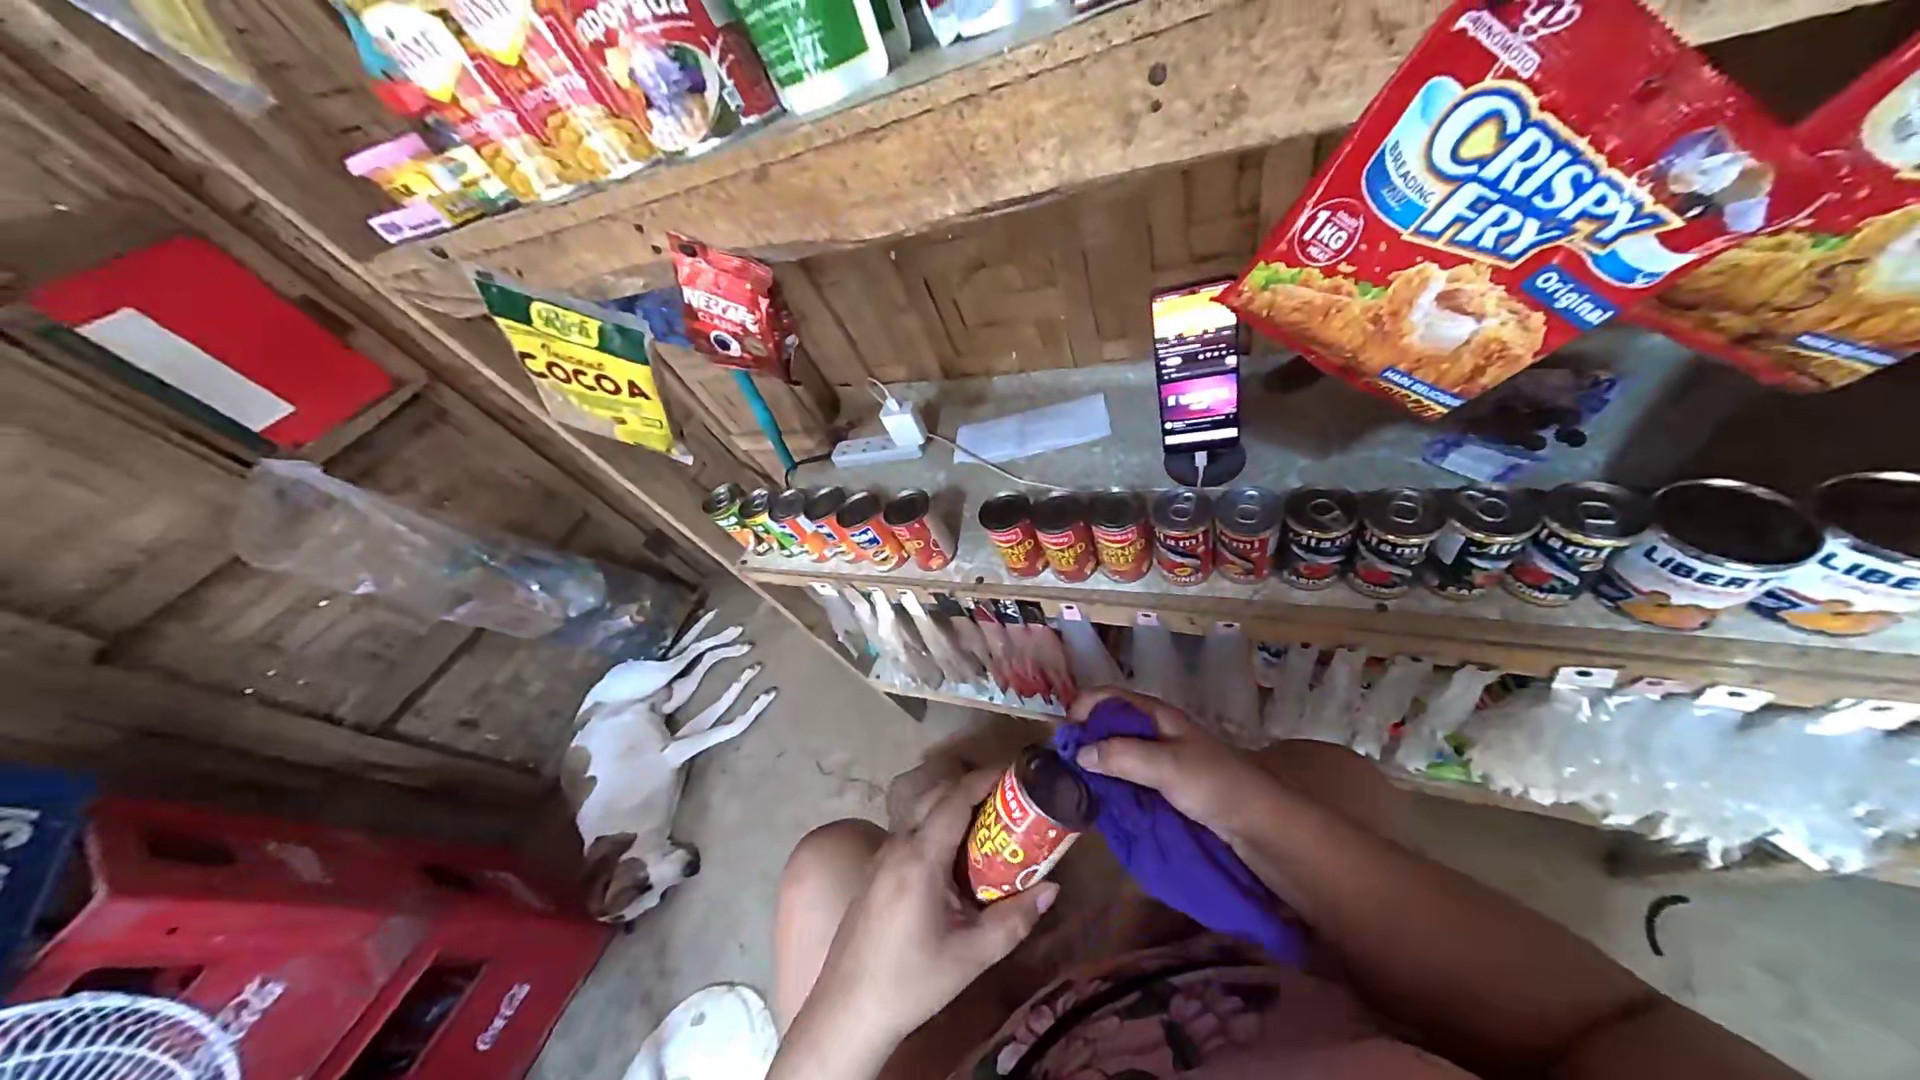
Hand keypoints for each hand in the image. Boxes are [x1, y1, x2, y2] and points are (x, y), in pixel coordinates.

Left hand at [804, 769, 1059, 1047]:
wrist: (847, 1012)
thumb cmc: (911, 982)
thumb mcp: (971, 956)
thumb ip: (1014, 920)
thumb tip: (1052, 888)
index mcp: (920, 857)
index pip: (955, 798)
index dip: (985, 778)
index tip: (1014, 772)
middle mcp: (897, 846)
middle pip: (936, 797)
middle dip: (973, 789)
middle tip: (1010, 799)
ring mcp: (880, 857)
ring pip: (920, 814)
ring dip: (953, 809)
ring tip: (989, 824)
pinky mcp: (874, 872)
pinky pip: (909, 834)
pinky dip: (936, 829)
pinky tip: (954, 861)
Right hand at [1066, 687, 1285, 840]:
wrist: (1260, 824)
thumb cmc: (1215, 785)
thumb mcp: (1166, 766)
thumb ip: (1122, 756)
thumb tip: (1079, 752)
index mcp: (1157, 715)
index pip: (1109, 697)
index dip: (1083, 707)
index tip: (1064, 734)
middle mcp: (1155, 731)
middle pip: (1109, 722)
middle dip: (1084, 735)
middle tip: (1064, 762)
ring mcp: (1160, 758)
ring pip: (1116, 750)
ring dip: (1095, 761)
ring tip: (1076, 781)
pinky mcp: (1164, 784)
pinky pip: (1127, 774)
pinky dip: (1110, 781)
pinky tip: (1100, 796)